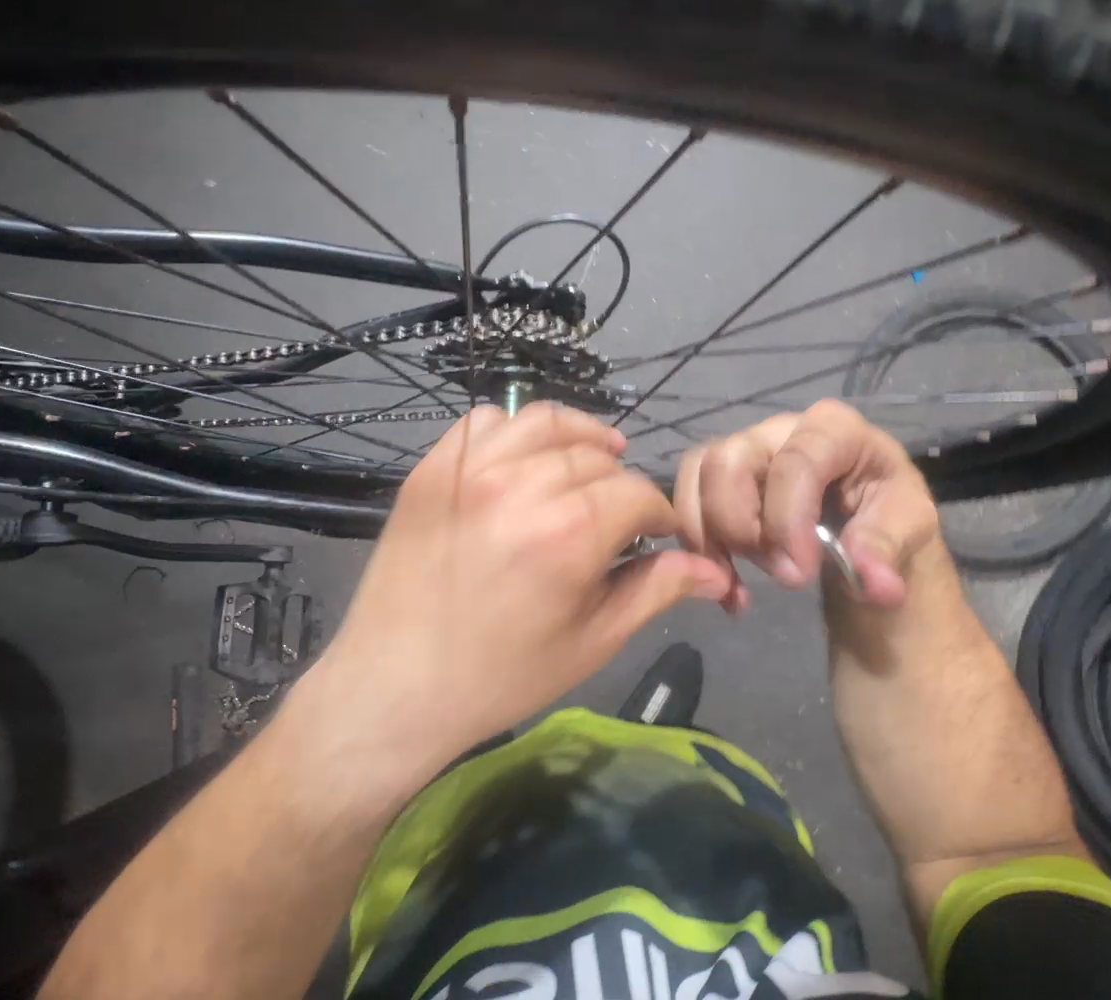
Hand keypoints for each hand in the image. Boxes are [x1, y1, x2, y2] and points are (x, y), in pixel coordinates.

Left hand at [321, 403, 732, 754]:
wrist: (394, 689)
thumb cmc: (500, 678)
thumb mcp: (592, 642)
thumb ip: (656, 589)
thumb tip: (716, 570)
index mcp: (568, 534)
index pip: (638, 493)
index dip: (661, 515)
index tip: (660, 535)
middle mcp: (521, 485)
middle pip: (597, 457)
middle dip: (621, 484)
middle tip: (619, 520)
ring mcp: (468, 470)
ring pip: (545, 423)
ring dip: (578, 440)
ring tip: (591, 463)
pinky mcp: (432, 470)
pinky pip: (485, 422)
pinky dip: (515, 431)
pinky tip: (524, 461)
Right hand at [674, 399, 940, 610]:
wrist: (864, 529)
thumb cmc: (889, 514)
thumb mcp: (909, 529)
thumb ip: (887, 548)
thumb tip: (873, 581)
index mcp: (833, 429)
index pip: (795, 461)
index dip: (788, 520)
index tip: (798, 575)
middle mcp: (778, 430)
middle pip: (728, 460)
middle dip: (741, 527)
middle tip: (780, 575)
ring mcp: (744, 451)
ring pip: (697, 477)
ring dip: (711, 538)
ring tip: (742, 583)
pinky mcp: (719, 480)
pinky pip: (686, 502)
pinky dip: (697, 550)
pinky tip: (727, 590)